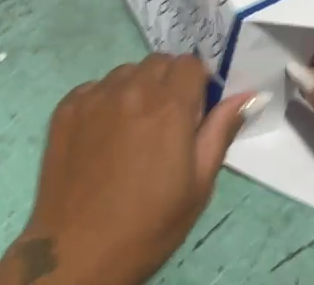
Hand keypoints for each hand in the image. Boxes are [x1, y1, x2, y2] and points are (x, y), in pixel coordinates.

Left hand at [0, 55, 254, 284]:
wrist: (79, 250)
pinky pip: (95, 88)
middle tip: (166, 126)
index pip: (191, 64)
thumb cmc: (149, 225)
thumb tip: (246, 95)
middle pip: (159, 63)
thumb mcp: (198, 185)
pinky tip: (103, 140)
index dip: (198, 84)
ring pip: (126, 72)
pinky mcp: (67, 106)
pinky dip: (105, 103)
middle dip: (169, 84)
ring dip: (137, 90)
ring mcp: (95, 95)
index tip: (194, 113)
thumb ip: (221, 131)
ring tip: (132, 134)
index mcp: (169, 106)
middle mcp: (131, 89)